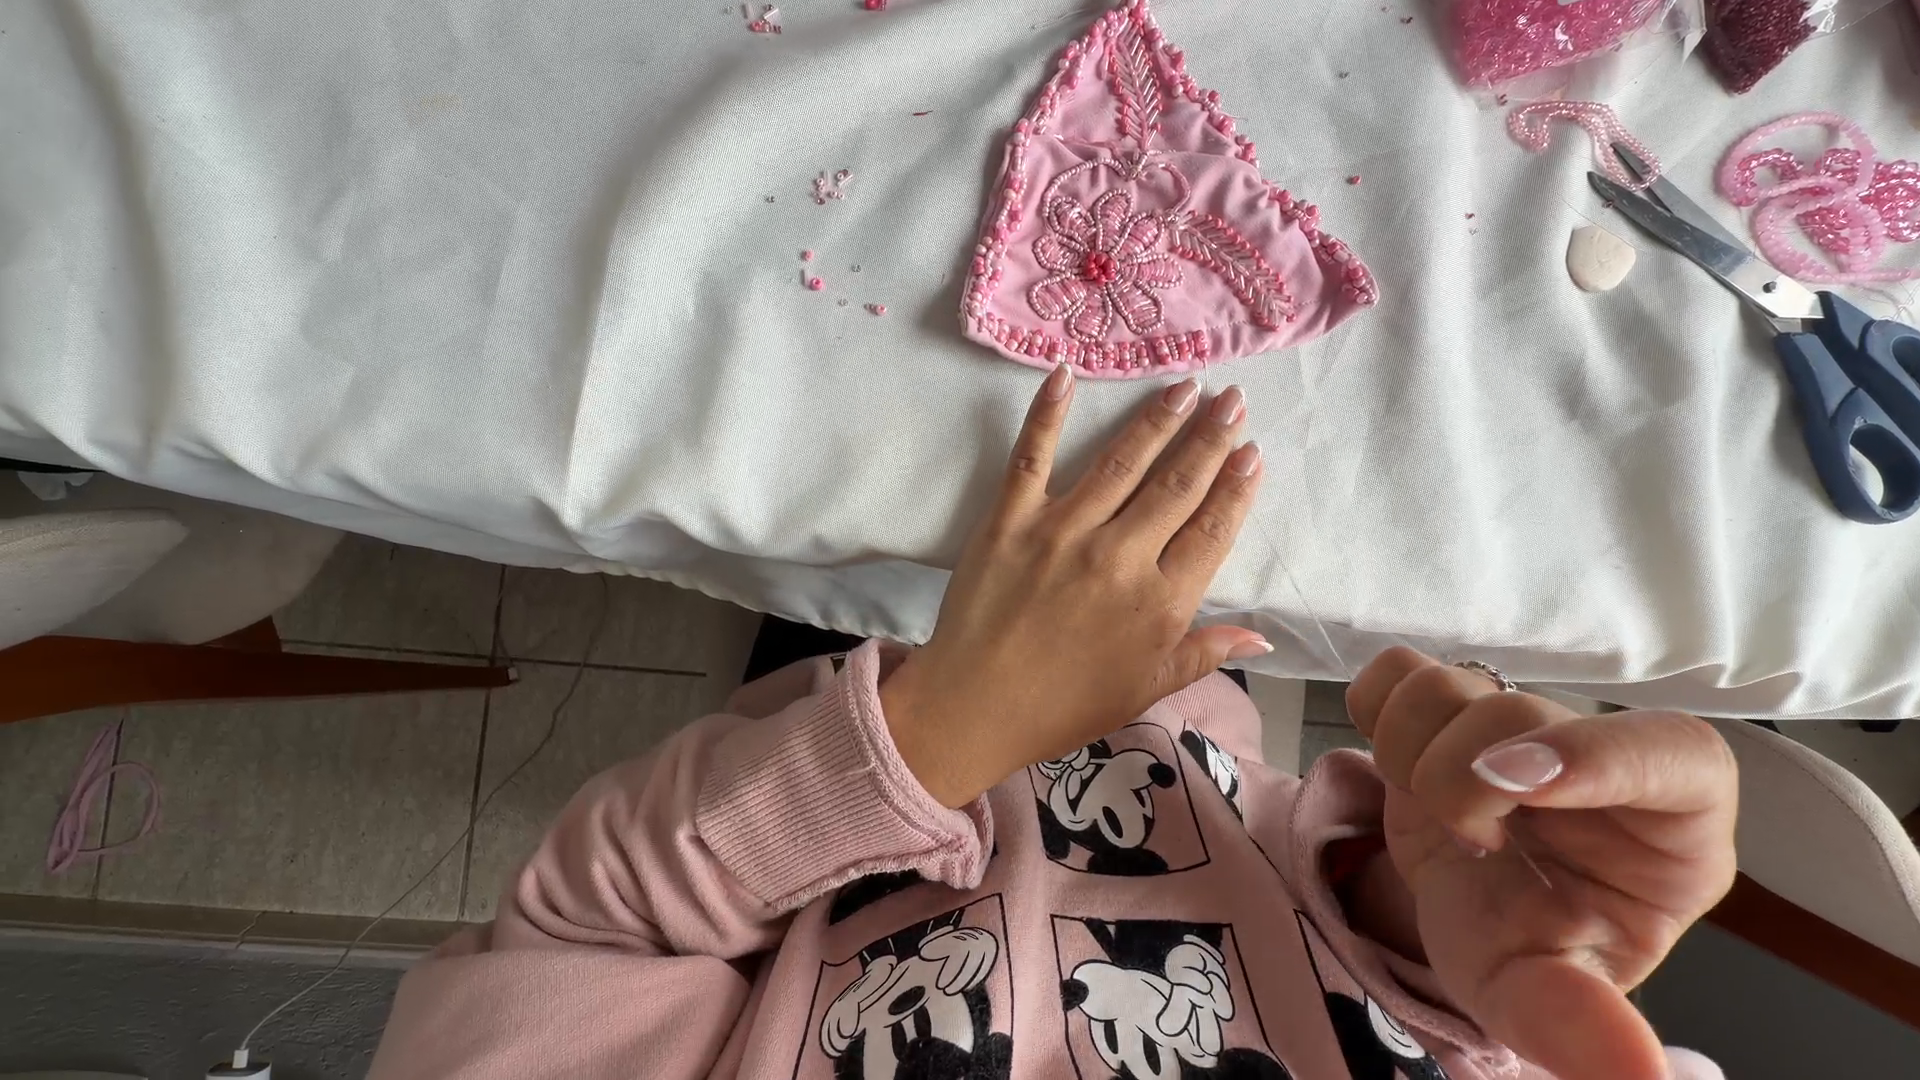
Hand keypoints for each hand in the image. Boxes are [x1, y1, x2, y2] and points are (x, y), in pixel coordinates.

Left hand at [882, 364, 1268, 806]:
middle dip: (1210, 438)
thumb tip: (1263, 637)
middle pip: (1175, 486)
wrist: (975, 706)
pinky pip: (1032, 457)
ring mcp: (1062, 533)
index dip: (1235, 488)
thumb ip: (1202, 654)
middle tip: (1232, 399)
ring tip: (1183, 388)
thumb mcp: (1145, 689)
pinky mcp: (1009, 520)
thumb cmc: (1064, 705)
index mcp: (1158, 602)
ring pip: (1120, 463)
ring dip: (1156, 420)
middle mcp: (1119, 557)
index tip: (1252, 451)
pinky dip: (1048, 414)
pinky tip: (1066, 374)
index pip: (1211, 530)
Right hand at [1346, 648, 1738, 1079]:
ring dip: (1405, 749)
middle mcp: (1592, 752)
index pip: (1672, 754)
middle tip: (1465, 842)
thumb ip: (1580, 1026)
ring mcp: (1511, 716)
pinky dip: (1375, 708)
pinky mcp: (1448, 699)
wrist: (1464, 903)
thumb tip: (1633, 1076)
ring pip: (1442, 683)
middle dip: (1455, 780)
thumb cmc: (1518, 945)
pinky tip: (1397, 761)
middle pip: (1514, 712)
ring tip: (1428, 805)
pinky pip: (1394, 670)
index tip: (1515, 786)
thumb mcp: (1542, 996)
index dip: (1596, 754)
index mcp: (1666, 825)